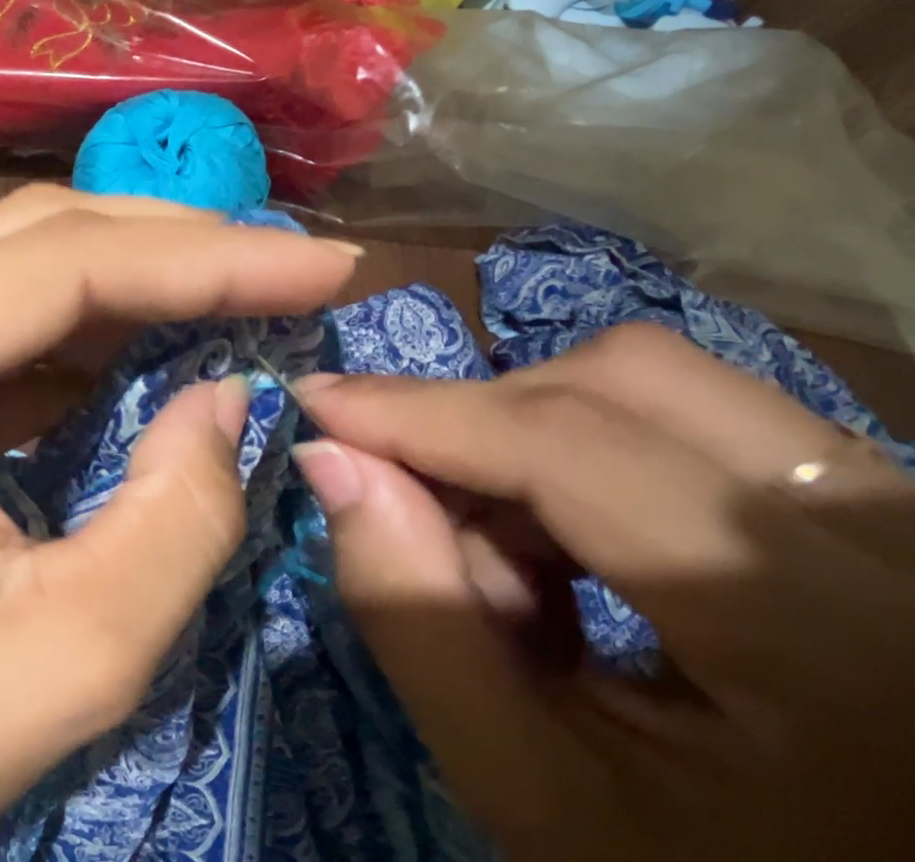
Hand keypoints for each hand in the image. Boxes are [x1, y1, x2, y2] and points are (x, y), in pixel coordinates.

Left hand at [0, 186, 358, 860]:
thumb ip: (180, 511)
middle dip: (172, 248)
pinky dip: (88, 324)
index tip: (326, 267)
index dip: (201, 258)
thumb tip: (232, 392)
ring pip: (14, 265)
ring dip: (135, 275)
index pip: (49, 267)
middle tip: (293, 269)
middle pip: (27, 240)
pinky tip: (161, 337)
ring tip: (247, 292)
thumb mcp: (78, 648)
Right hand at [293, 322, 914, 859]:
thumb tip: (330, 460)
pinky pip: (700, 420)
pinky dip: (589, 462)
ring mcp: (908, 515)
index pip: (582, 454)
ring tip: (506, 567)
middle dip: (477, 426)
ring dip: (530, 447)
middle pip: (631, 381)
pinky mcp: (881, 508)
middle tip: (411, 511)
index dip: (425, 413)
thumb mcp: (528, 788)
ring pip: (664, 387)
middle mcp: (906, 541)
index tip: (314, 404)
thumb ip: (416, 619)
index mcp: (840, 647)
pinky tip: (570, 560)